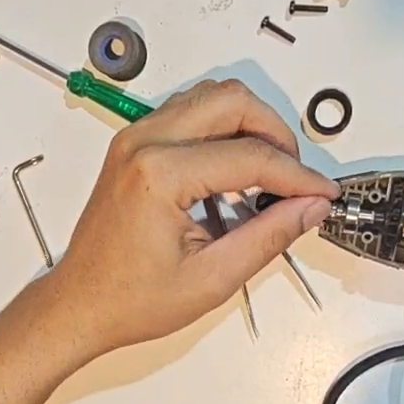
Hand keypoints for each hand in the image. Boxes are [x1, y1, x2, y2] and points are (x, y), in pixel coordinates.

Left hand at [46, 80, 337, 354]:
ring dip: (250, 127)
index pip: (250, 156)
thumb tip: (309, 207)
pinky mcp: (134, 146)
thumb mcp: (211, 279)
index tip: (321, 192)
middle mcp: (142, 144)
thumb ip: (268, 237)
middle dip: (276, 134)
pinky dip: (223, 132)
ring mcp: (135, 140)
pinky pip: (190, 115)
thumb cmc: (127, 299)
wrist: (81, 305)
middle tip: (295, 178)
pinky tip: (235, 175)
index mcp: (158, 174)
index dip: (297, 176)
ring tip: (268, 176)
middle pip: (233, 100)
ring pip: (212, 98)